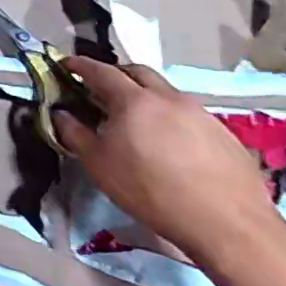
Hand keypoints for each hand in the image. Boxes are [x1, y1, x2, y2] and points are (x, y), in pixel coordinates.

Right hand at [53, 57, 281, 262]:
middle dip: (116, 73)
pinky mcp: (222, 131)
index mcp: (133, 100)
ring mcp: (199, 112)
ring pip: (164, 91)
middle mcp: (168, 97)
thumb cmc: (149, 190)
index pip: (101, 71)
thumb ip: (74, 133)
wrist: (225, 222)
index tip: (66, 64)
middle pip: (138, 72)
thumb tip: (60, 114)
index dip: (80, 65)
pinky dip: (167, 115)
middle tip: (99, 87)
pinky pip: (186, 112)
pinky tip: (166, 141)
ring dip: (144, 95)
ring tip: (134, 117)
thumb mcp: (98, 165)